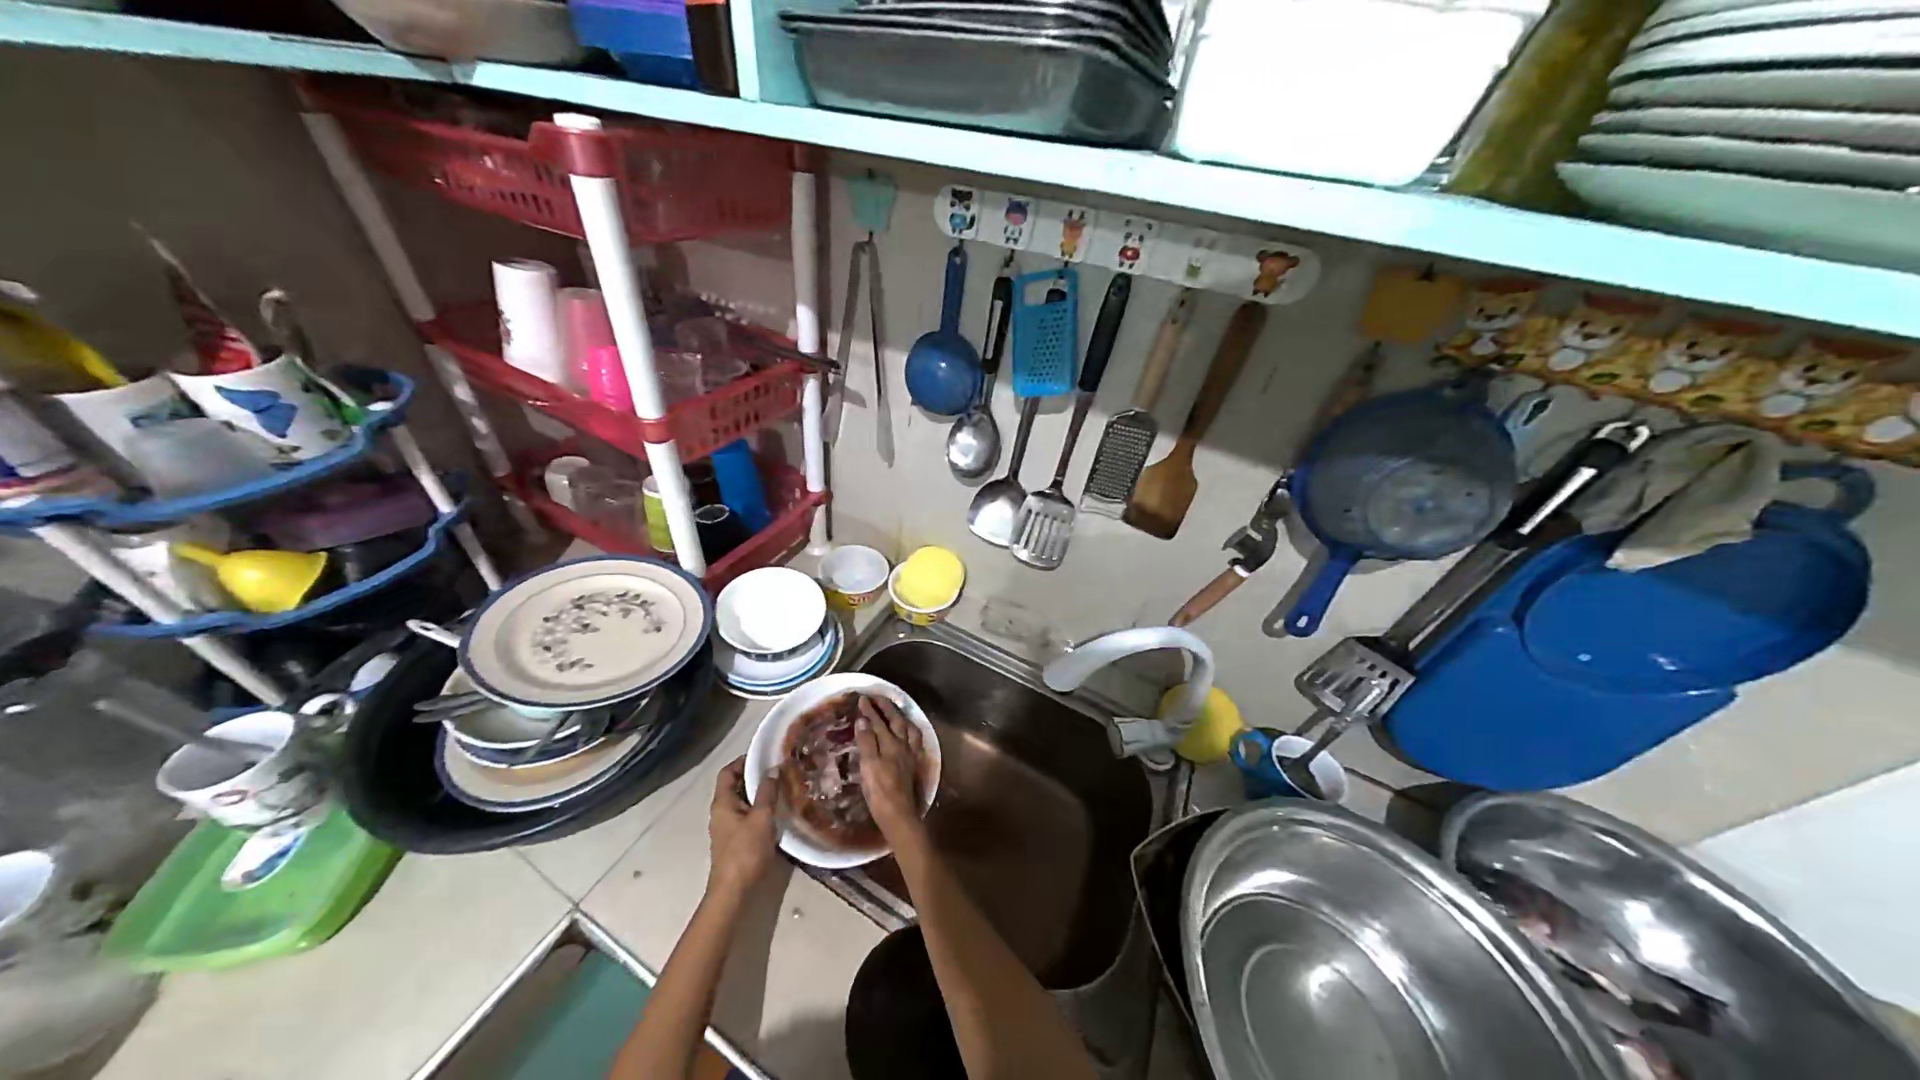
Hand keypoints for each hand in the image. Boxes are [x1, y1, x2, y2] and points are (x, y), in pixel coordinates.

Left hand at [708, 757, 779, 892]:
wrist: (734, 891)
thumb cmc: (745, 851)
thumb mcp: (761, 818)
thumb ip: (767, 793)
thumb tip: (772, 770)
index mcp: (722, 803)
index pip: (727, 772)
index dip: (743, 761)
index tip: (765, 756)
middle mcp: (721, 812)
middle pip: (735, 786)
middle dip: (755, 776)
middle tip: (779, 770)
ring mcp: (728, 827)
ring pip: (743, 801)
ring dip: (760, 793)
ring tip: (782, 787)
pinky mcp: (736, 840)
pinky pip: (747, 815)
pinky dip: (760, 809)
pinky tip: (777, 811)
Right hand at [855, 696, 924, 841]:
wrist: (898, 814)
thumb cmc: (879, 791)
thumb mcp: (868, 765)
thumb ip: (867, 741)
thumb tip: (863, 720)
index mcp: (891, 744)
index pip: (879, 722)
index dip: (870, 710)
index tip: (863, 698)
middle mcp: (904, 746)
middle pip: (897, 721)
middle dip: (887, 708)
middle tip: (878, 698)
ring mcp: (911, 755)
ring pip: (909, 730)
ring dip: (901, 718)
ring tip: (896, 712)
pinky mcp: (915, 765)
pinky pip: (915, 742)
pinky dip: (911, 733)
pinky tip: (908, 736)